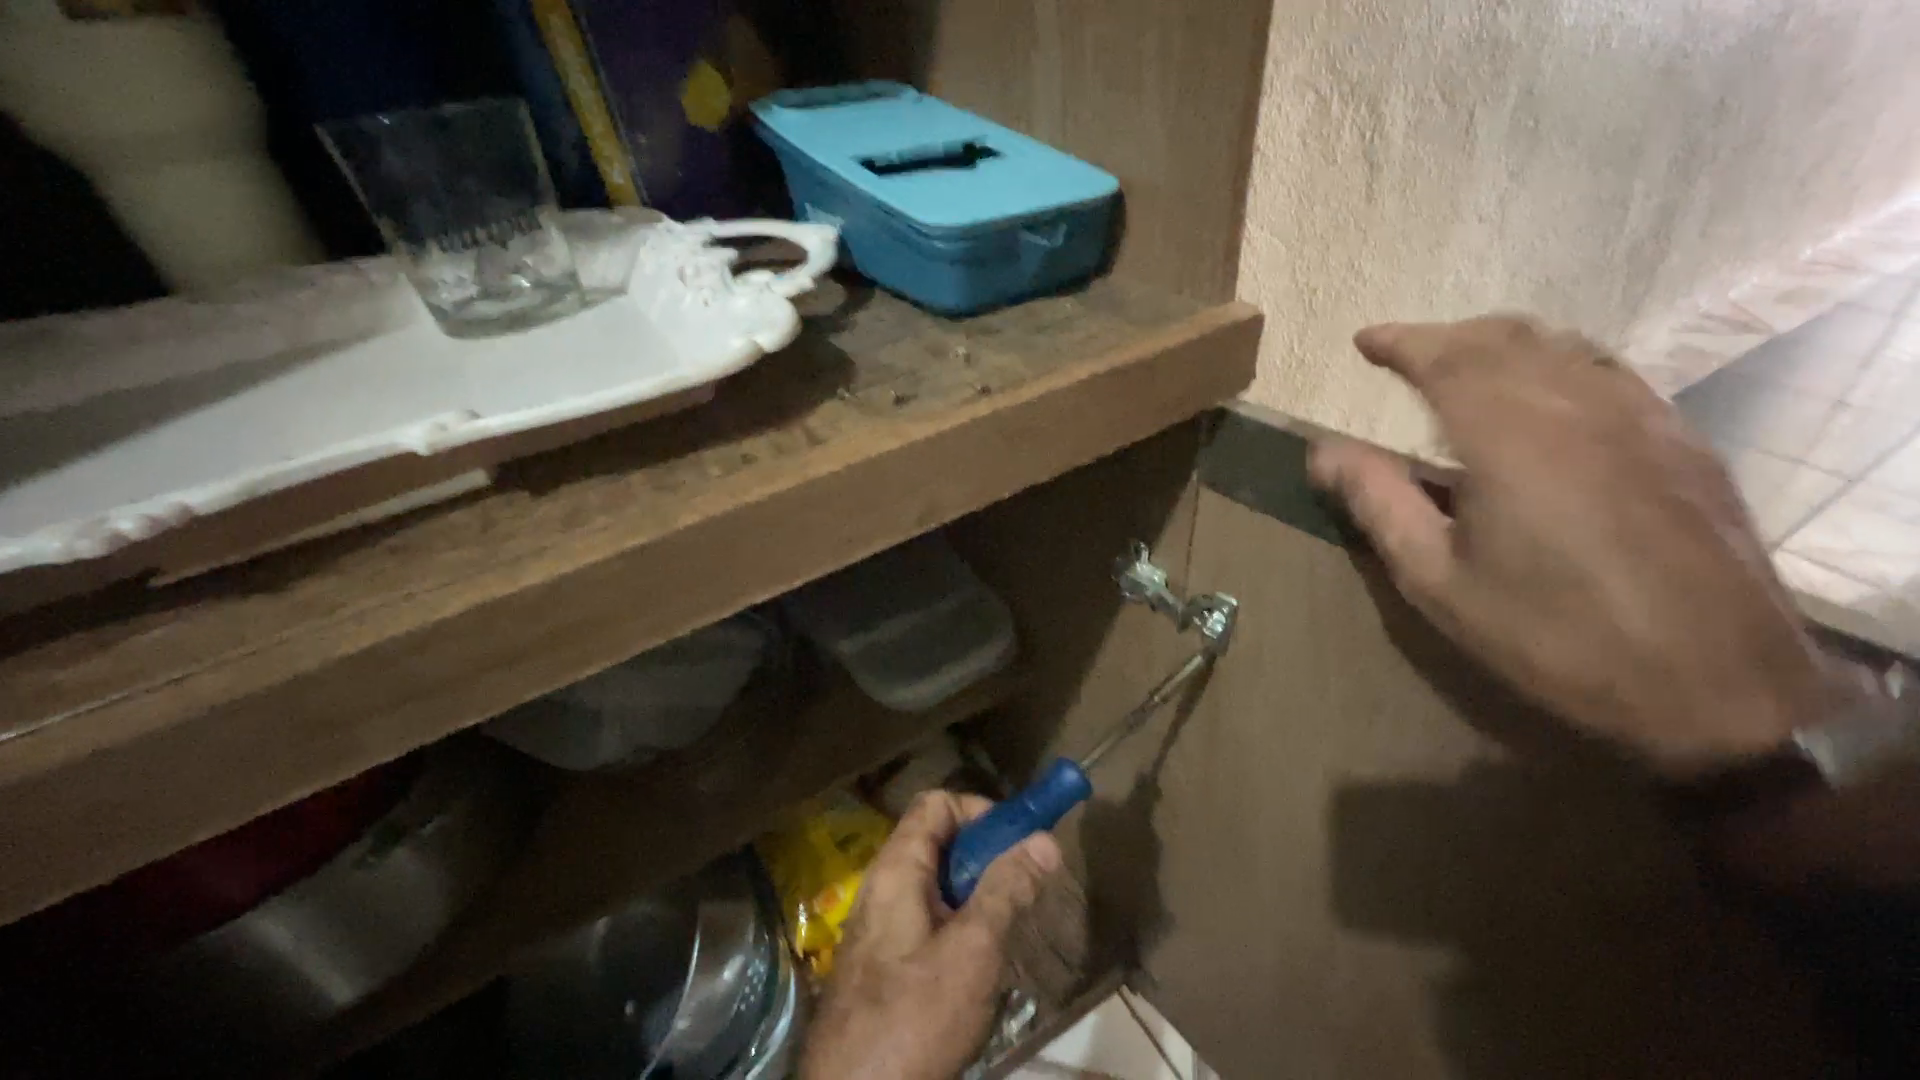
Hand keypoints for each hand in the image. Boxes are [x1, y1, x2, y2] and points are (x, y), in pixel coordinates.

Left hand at [799, 791, 1062, 1079]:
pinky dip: (960, 929)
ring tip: (1008, 932)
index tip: (1019, 844)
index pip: (936, 803)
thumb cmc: (914, 1015)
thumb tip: (1044, 838)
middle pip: (940, 844)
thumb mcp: (973, 950)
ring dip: (978, 898)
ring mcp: (881, 929)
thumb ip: (1007, 890)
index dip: (980, 812)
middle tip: (1024, 892)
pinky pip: (929, 924)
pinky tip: (980, 968)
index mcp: (896, 870)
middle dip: (987, 858)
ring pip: (938, 888)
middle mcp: (883, 888)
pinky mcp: (885, 966)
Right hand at [1309, 316, 1851, 776]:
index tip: (1365, 341)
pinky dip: (1560, 361)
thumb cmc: (1552, 636)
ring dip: (1504, 341)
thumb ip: (1378, 503)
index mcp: (1510, 436)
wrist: (1714, 682)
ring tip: (1466, 361)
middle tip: (1406, 352)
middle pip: (1506, 338)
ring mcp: (1642, 417)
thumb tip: (1322, 451)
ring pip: (1564, 347)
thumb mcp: (1438, 581)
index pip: (1447, 357)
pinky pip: (1610, 372)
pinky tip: (1548, 391)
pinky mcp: (1682, 441)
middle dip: (1447, 336)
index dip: (1401, 341)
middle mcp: (1578, 405)